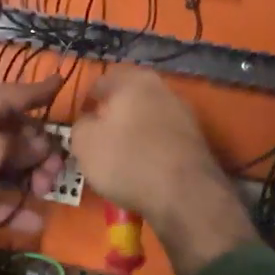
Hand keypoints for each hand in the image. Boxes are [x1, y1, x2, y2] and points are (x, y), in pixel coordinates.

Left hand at [0, 77, 64, 227]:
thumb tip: (40, 145)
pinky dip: (8, 205)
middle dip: (40, 152)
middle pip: (18, 134)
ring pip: (7, 166)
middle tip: (54, 174)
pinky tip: (30, 223)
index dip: (41, 90)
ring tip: (44, 197)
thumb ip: (19, 145)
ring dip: (28, 182)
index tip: (63, 82)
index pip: (18, 93)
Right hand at [72, 67, 256, 274]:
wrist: (185, 194)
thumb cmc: (128, 160)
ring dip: (133, 131)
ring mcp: (183, 112)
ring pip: (147, 117)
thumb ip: (80, 125)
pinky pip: (163, 137)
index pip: (101, 82)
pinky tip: (144, 166)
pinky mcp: (196, 138)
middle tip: (98, 139)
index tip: (78, 124)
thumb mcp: (85, 142)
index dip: (86, 102)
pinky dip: (152, 147)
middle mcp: (162, 88)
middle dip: (112, 115)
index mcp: (134, 80)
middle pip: (128, 98)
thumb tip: (89, 122)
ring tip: (120, 157)